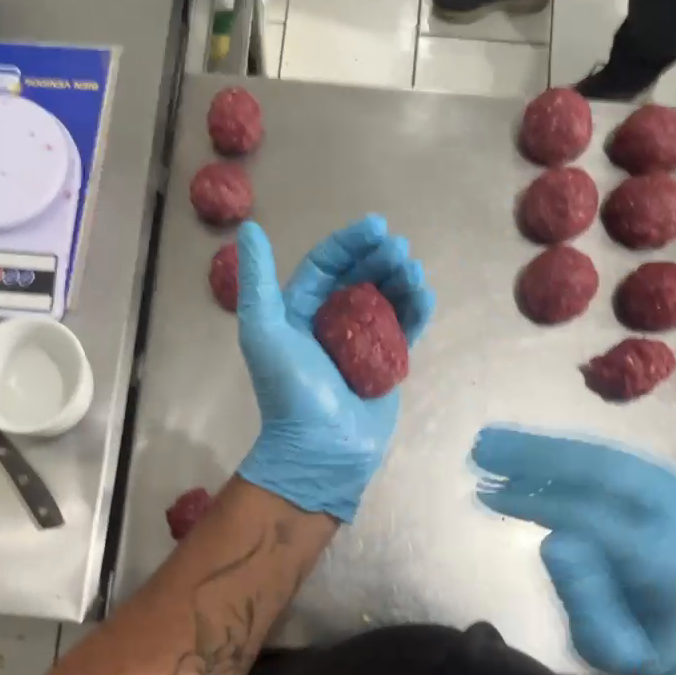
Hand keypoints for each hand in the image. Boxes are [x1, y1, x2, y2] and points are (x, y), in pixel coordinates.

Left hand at [235, 216, 434, 521]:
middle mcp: (328, 325)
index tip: (377, 226)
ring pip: (385, 300)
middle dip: (380, 259)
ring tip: (414, 271)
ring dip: (400, 281)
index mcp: (297, 313)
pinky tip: (425, 296)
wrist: (319, 449)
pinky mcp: (385, 366)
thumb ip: (257, 281)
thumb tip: (250, 229)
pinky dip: (415, 311)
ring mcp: (360, 345)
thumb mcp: (263, 331)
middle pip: (359, 279)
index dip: (349, 244)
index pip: (325, 267)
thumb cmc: (289, 390)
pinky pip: (403, 330)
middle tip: (400, 249)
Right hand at [470, 426, 675, 674]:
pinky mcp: (661, 484)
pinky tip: (517, 463)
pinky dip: (558, 459)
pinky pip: (605, 463)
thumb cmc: (644, 650)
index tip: (488, 494)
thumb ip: (588, 601)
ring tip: (487, 446)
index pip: (602, 518)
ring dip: (542, 450)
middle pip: (609, 471)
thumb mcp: (611, 648)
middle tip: (482, 446)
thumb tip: (553, 542)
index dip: (542, 501)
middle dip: (539, 455)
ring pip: (604, 458)